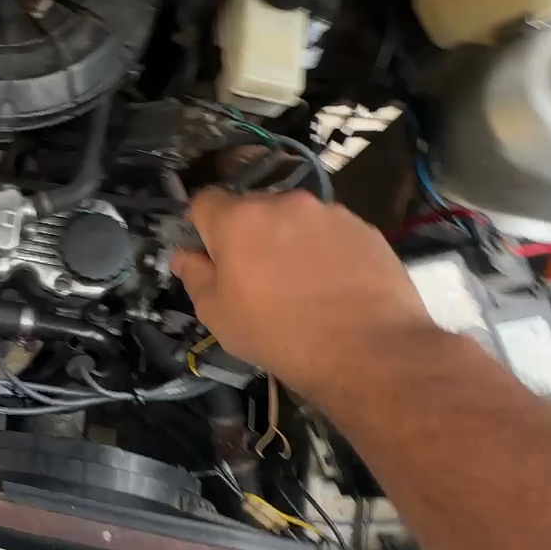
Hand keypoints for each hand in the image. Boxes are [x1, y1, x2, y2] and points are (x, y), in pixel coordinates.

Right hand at [171, 188, 441, 398]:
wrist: (367, 348)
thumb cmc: (276, 332)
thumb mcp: (216, 313)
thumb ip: (194, 276)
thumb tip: (183, 256)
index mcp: (238, 220)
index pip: (204, 200)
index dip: (200, 225)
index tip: (206, 253)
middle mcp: (284, 204)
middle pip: (251, 209)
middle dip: (245, 234)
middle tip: (251, 275)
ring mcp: (329, 213)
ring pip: (292, 220)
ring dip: (285, 241)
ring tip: (296, 283)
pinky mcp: (365, 229)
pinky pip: (328, 233)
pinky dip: (321, 250)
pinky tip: (328, 285)